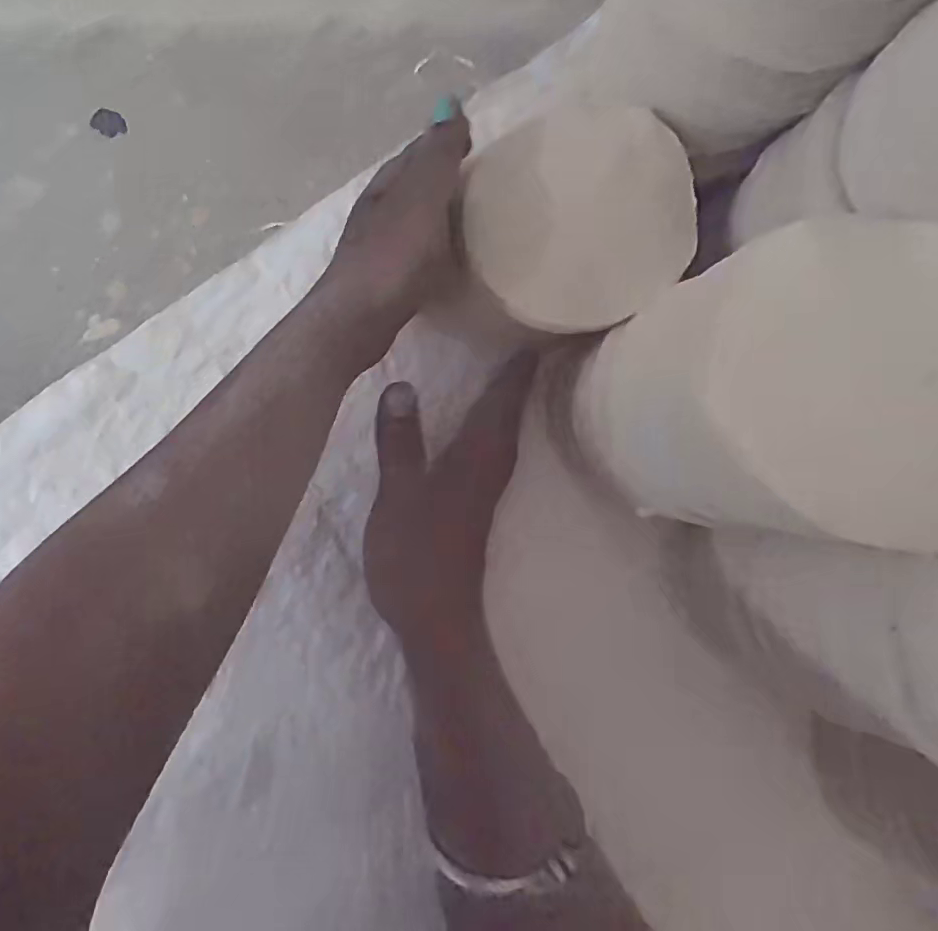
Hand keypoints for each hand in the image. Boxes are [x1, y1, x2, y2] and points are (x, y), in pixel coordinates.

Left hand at [316, 102, 473, 346]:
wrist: (359, 316)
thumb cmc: (394, 253)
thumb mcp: (422, 195)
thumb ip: (438, 154)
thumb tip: (450, 102)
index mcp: (387, 184)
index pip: (417, 152)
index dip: (445, 142)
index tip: (478, 144)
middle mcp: (377, 209)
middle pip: (412, 184)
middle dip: (441, 177)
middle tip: (480, 181)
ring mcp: (376, 245)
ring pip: (411, 217)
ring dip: (436, 212)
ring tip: (470, 217)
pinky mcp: (382, 277)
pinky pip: (413, 249)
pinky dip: (431, 244)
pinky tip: (445, 256)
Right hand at [363, 352, 537, 650]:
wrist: (436, 618)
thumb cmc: (415, 553)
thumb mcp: (398, 493)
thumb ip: (399, 441)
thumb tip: (401, 385)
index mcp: (477, 453)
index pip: (507, 395)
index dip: (522, 360)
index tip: (539, 319)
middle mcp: (491, 462)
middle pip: (515, 405)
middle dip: (520, 367)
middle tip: (521, 324)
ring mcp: (486, 482)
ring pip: (505, 425)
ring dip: (506, 392)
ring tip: (502, 356)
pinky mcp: (476, 498)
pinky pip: (490, 442)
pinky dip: (489, 418)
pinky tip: (474, 412)